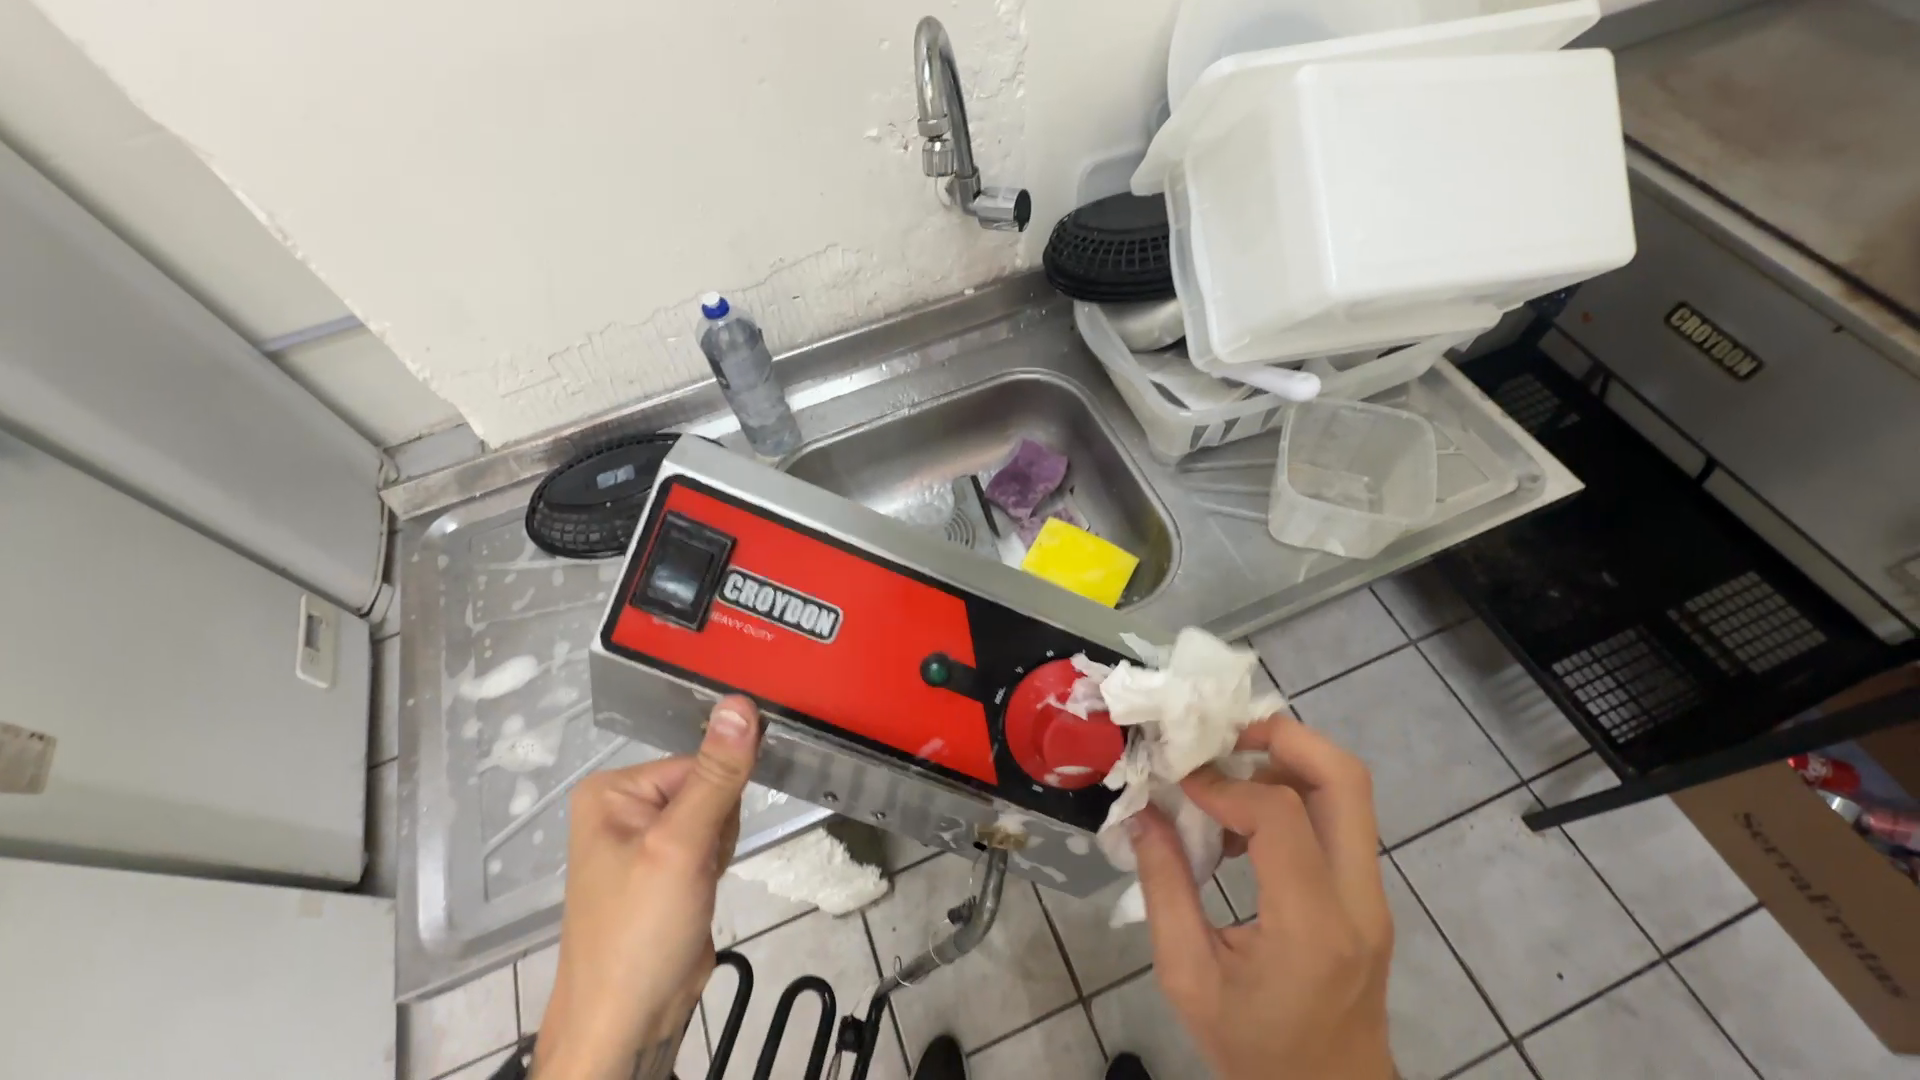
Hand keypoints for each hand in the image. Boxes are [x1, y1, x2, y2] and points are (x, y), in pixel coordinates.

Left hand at [533, 696, 761, 1079]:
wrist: (627, 1022)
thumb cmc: (640, 930)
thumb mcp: (680, 846)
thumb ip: (716, 775)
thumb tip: (741, 703)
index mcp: (614, 790)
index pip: (697, 761)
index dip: (718, 797)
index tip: (709, 837)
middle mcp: (626, 806)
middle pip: (709, 785)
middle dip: (719, 826)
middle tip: (697, 866)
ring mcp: (647, 839)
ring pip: (717, 814)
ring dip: (719, 848)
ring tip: (696, 884)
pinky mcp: (667, 867)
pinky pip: (711, 841)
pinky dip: (716, 864)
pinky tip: (699, 891)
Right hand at [1129, 715, 1395, 1079]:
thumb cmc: (1255, 1052)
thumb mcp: (1188, 978)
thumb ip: (1164, 888)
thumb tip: (1142, 813)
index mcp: (1312, 925)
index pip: (1278, 815)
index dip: (1222, 784)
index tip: (1179, 783)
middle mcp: (1359, 899)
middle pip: (1345, 779)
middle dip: (1282, 737)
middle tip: (1222, 738)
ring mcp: (1373, 896)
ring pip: (1349, 791)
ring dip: (1288, 762)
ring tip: (1226, 775)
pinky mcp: (1368, 897)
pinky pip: (1340, 820)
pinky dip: (1293, 795)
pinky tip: (1243, 824)